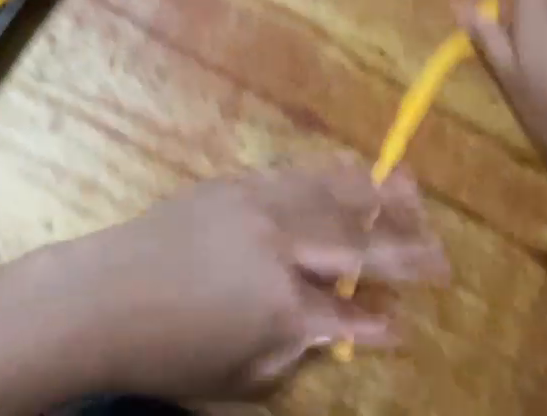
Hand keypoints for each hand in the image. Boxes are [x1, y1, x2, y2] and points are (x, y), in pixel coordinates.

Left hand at [51, 159, 447, 401]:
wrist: (104, 295)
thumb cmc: (166, 353)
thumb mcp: (235, 378)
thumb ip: (290, 353)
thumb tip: (328, 333)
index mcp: (283, 307)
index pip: (350, 315)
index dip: (383, 322)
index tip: (410, 324)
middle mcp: (281, 250)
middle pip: (356, 246)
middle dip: (405, 252)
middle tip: (442, 256)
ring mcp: (260, 209)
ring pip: (333, 197)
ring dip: (378, 197)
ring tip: (415, 192)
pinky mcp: (239, 185)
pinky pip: (297, 174)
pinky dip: (331, 173)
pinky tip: (353, 168)